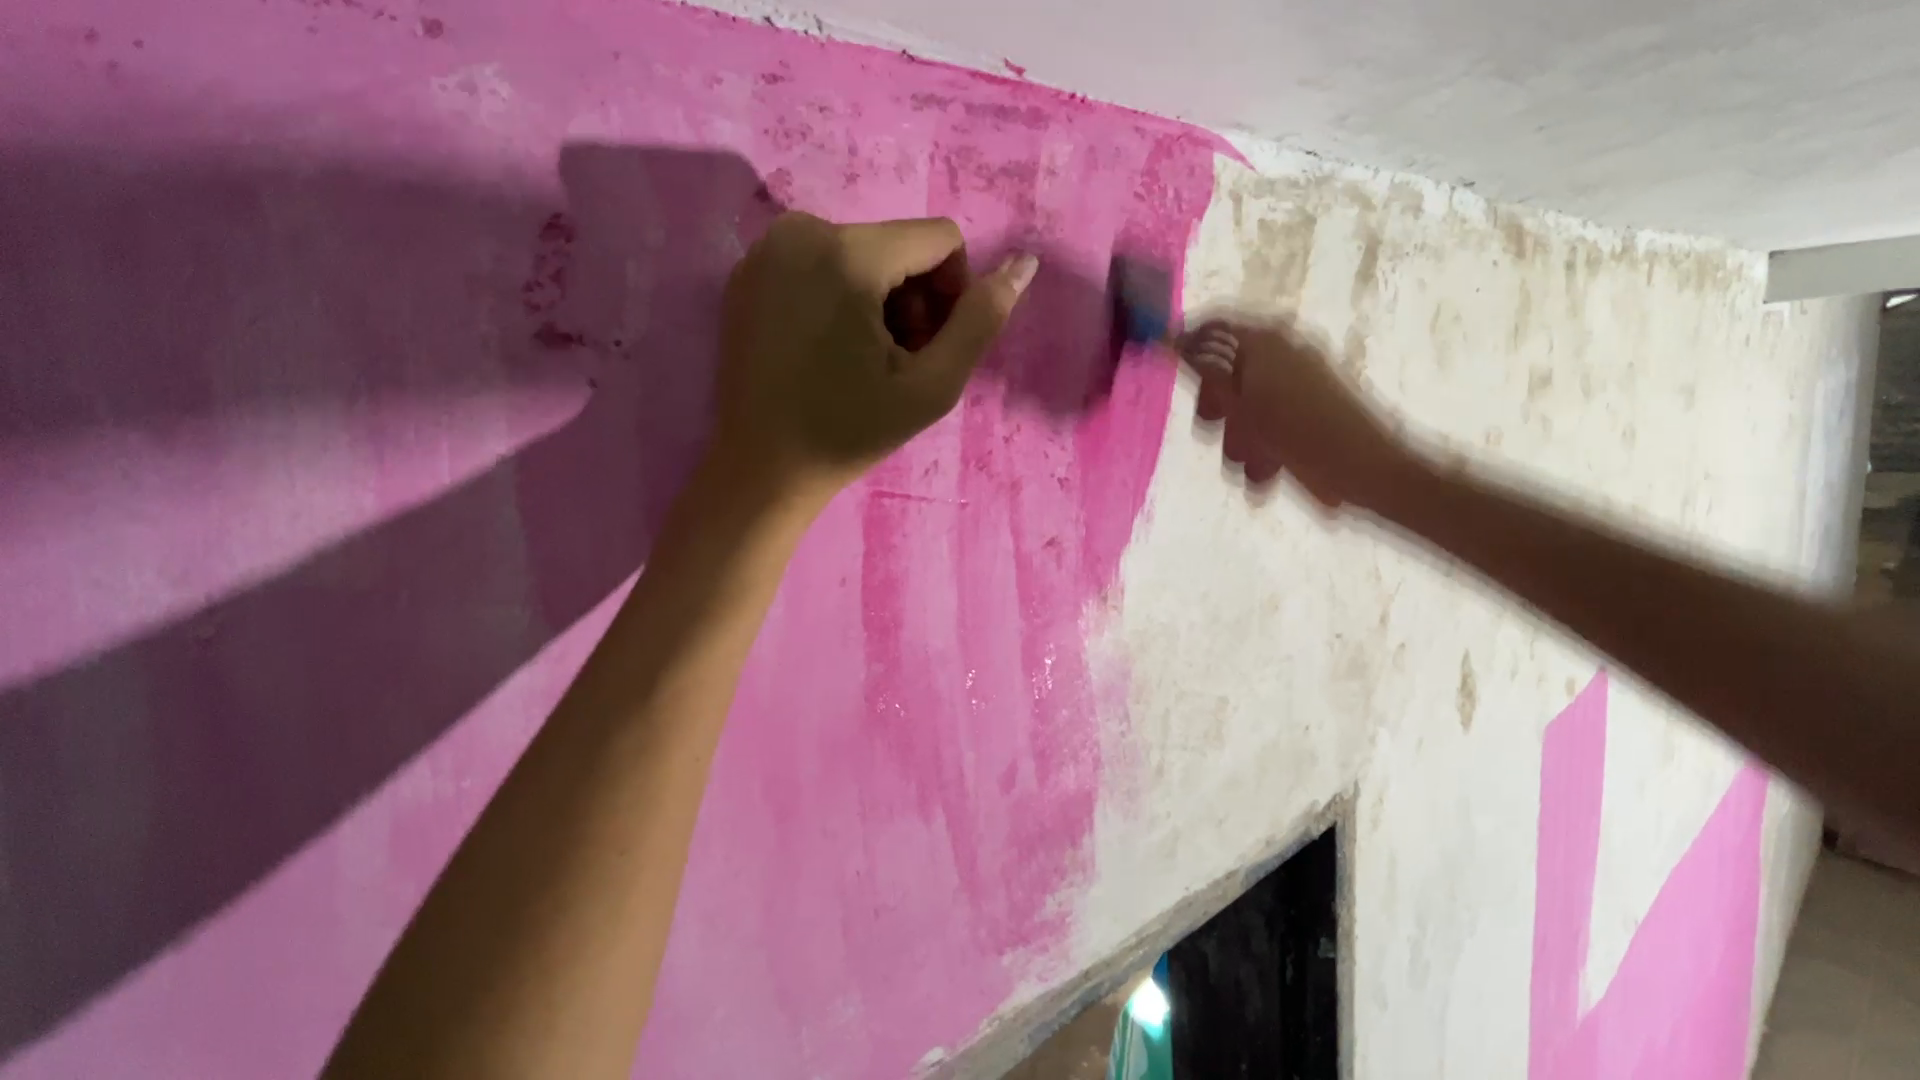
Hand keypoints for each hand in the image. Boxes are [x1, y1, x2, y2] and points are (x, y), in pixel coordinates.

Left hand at [711, 211, 1037, 505]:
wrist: (760, 469)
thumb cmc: (848, 432)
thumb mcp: (931, 385)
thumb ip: (981, 320)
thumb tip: (1024, 262)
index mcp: (848, 253)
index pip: (940, 239)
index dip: (953, 293)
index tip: (928, 347)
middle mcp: (802, 231)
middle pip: (898, 245)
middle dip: (913, 299)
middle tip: (896, 362)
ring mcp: (767, 249)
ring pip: (861, 251)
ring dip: (879, 300)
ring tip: (863, 361)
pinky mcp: (748, 271)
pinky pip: (820, 262)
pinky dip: (838, 297)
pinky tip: (827, 350)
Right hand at [1178, 317, 1421, 510]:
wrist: (1367, 469)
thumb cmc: (1298, 437)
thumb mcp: (1240, 405)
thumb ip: (1205, 370)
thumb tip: (1171, 338)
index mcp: (1265, 342)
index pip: (1214, 327)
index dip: (1188, 346)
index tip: (1171, 375)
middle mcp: (1283, 352)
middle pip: (1228, 368)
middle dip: (1216, 405)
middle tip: (1211, 429)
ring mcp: (1301, 379)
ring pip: (1248, 402)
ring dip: (1240, 436)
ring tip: (1251, 466)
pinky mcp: (1314, 407)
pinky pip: (1273, 420)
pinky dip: (1264, 443)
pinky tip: (1269, 472)